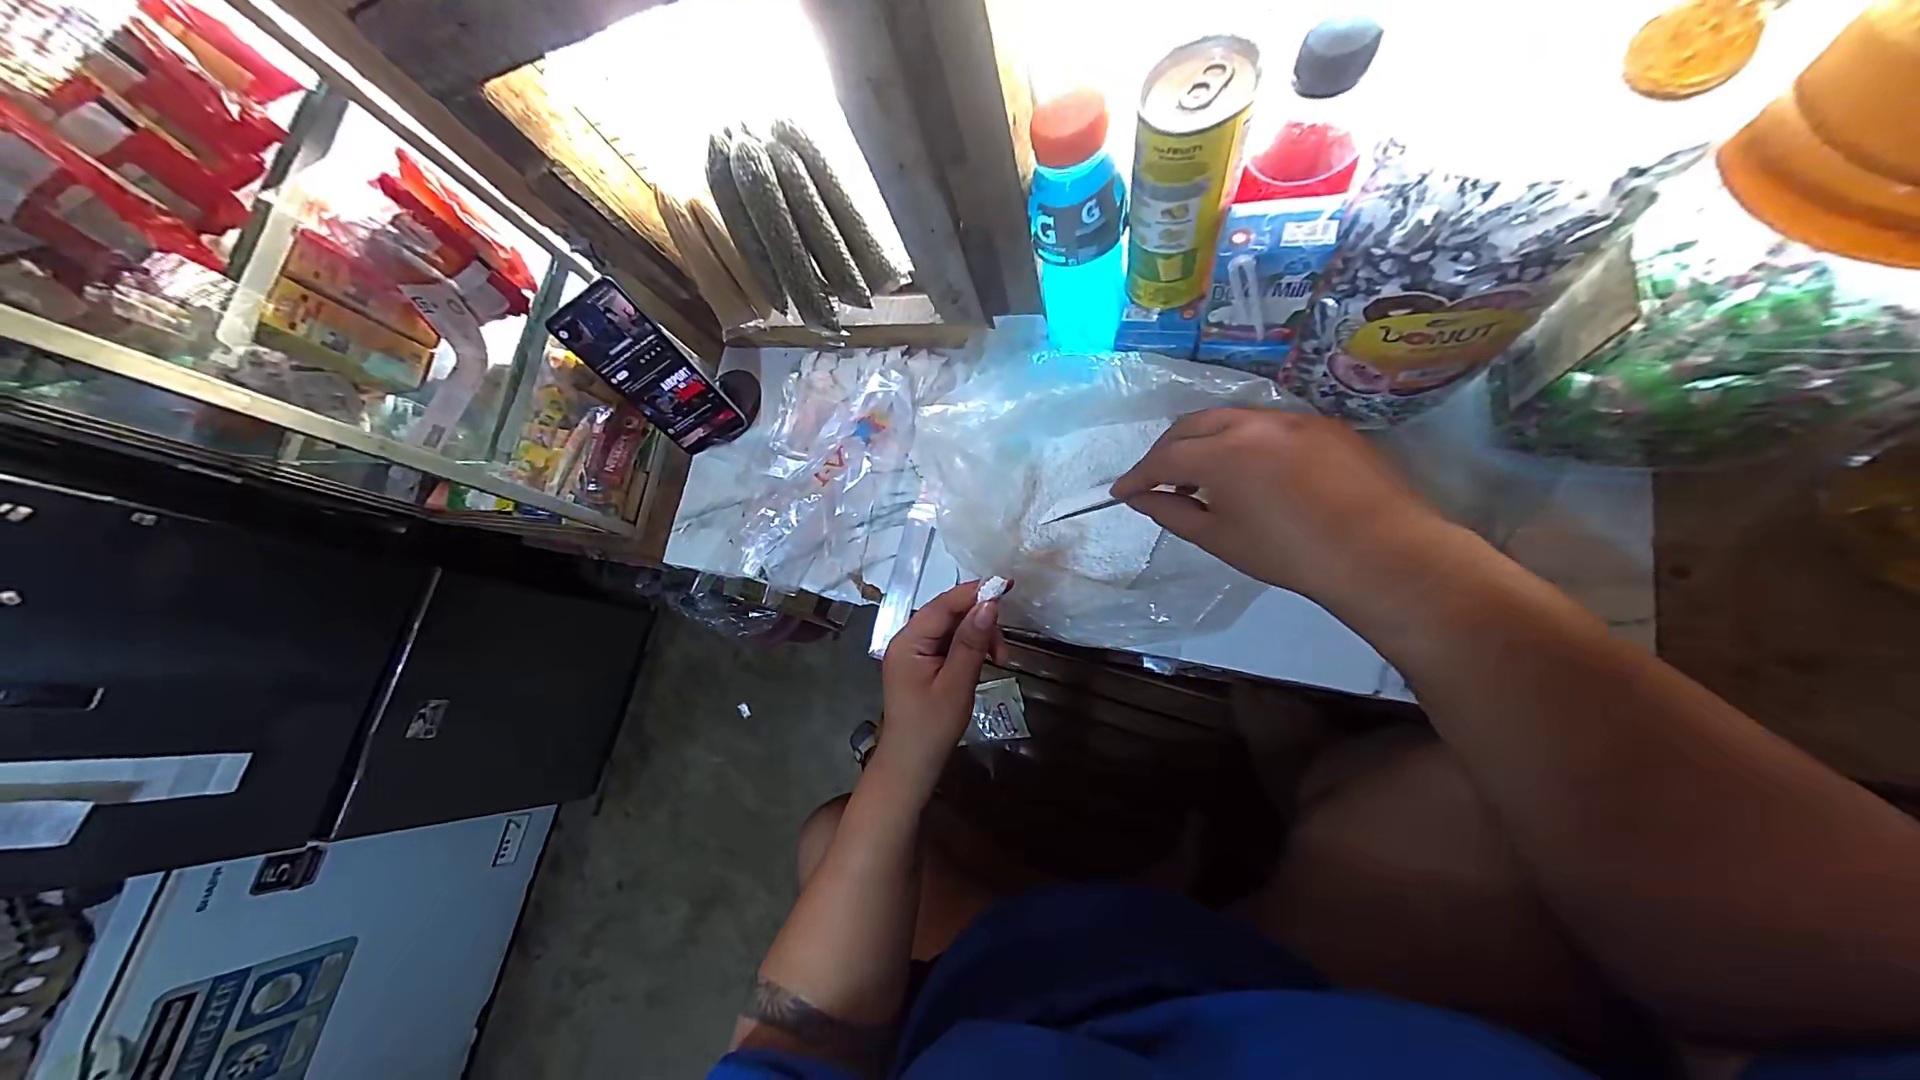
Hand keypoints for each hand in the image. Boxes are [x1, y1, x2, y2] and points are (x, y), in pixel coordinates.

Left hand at [878, 581, 1008, 780]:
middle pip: (948, 613)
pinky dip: (970, 647)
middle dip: (979, 620)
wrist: (911, 765)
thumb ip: (972, 642)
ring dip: (978, 635)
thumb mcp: (956, 684)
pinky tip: (985, 660)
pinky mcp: (923, 663)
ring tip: (999, 659)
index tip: (1006, 585)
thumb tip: (989, 604)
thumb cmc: (932, 728)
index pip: (943, 604)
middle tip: (1004, 646)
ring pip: (951, 627)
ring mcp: (914, 652)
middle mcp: (907, 640)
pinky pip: (949, 642)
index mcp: (908, 641)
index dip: (974, 592)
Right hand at [1110, 409, 1447, 599]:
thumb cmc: (1289, 553)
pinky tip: (1247, 470)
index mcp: (1223, 452)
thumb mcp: (1220, 537)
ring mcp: (1292, 418)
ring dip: (1203, 441)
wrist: (1380, 553)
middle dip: (1166, 451)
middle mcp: (1254, 422)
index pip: (1164, 457)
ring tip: (1199, 475)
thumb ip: (1172, 512)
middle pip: (1192, 425)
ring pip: (1229, 418)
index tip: (1121, 492)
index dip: (1138, 476)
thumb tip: (1142, 499)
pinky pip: (1266, 424)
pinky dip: (1241, 440)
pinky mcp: (1322, 424)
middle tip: (1156, 481)